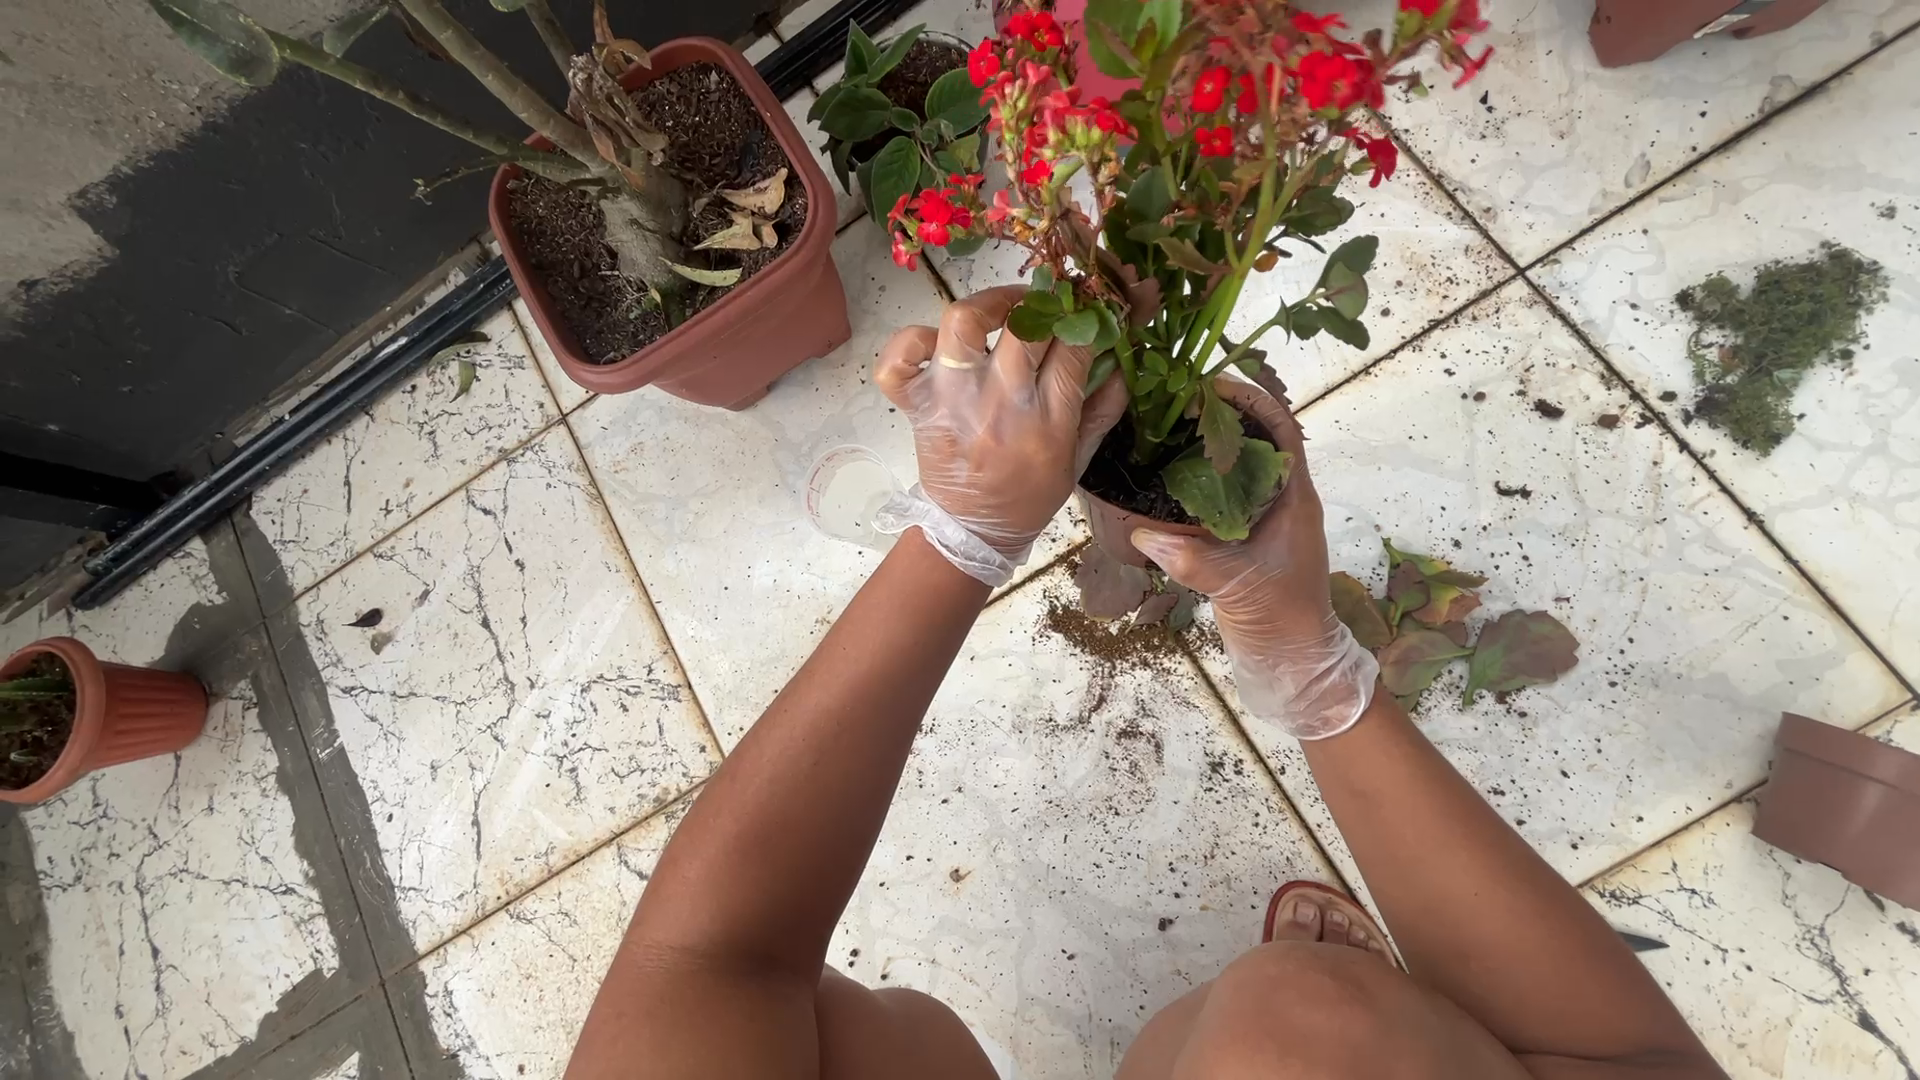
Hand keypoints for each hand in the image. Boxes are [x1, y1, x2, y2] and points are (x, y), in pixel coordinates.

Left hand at [876, 285, 1128, 559]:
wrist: (973, 531)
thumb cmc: (1029, 496)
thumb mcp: (1079, 459)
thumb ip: (1103, 409)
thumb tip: (1120, 358)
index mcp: (1046, 422)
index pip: (1072, 347)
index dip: (1084, 317)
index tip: (1085, 311)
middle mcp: (998, 404)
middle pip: (1024, 328)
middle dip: (1044, 305)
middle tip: (1047, 308)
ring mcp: (951, 400)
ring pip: (961, 324)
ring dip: (985, 305)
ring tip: (1000, 311)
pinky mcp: (916, 405)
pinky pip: (898, 360)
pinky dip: (911, 341)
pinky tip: (935, 344)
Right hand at [1129, 379, 1377, 739]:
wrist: (1292, 658)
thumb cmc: (1282, 617)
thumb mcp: (1239, 586)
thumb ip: (1193, 560)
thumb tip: (1141, 532)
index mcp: (1293, 498)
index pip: (1280, 429)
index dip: (1248, 399)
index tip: (1206, 383)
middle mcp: (1279, 498)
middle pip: (1254, 439)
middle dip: (1217, 416)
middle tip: (1170, 404)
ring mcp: (1261, 517)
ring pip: (1235, 466)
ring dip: (1203, 446)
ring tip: (1161, 432)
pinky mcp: (1242, 537)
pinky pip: (1218, 495)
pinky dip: (1192, 481)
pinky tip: (1160, 482)